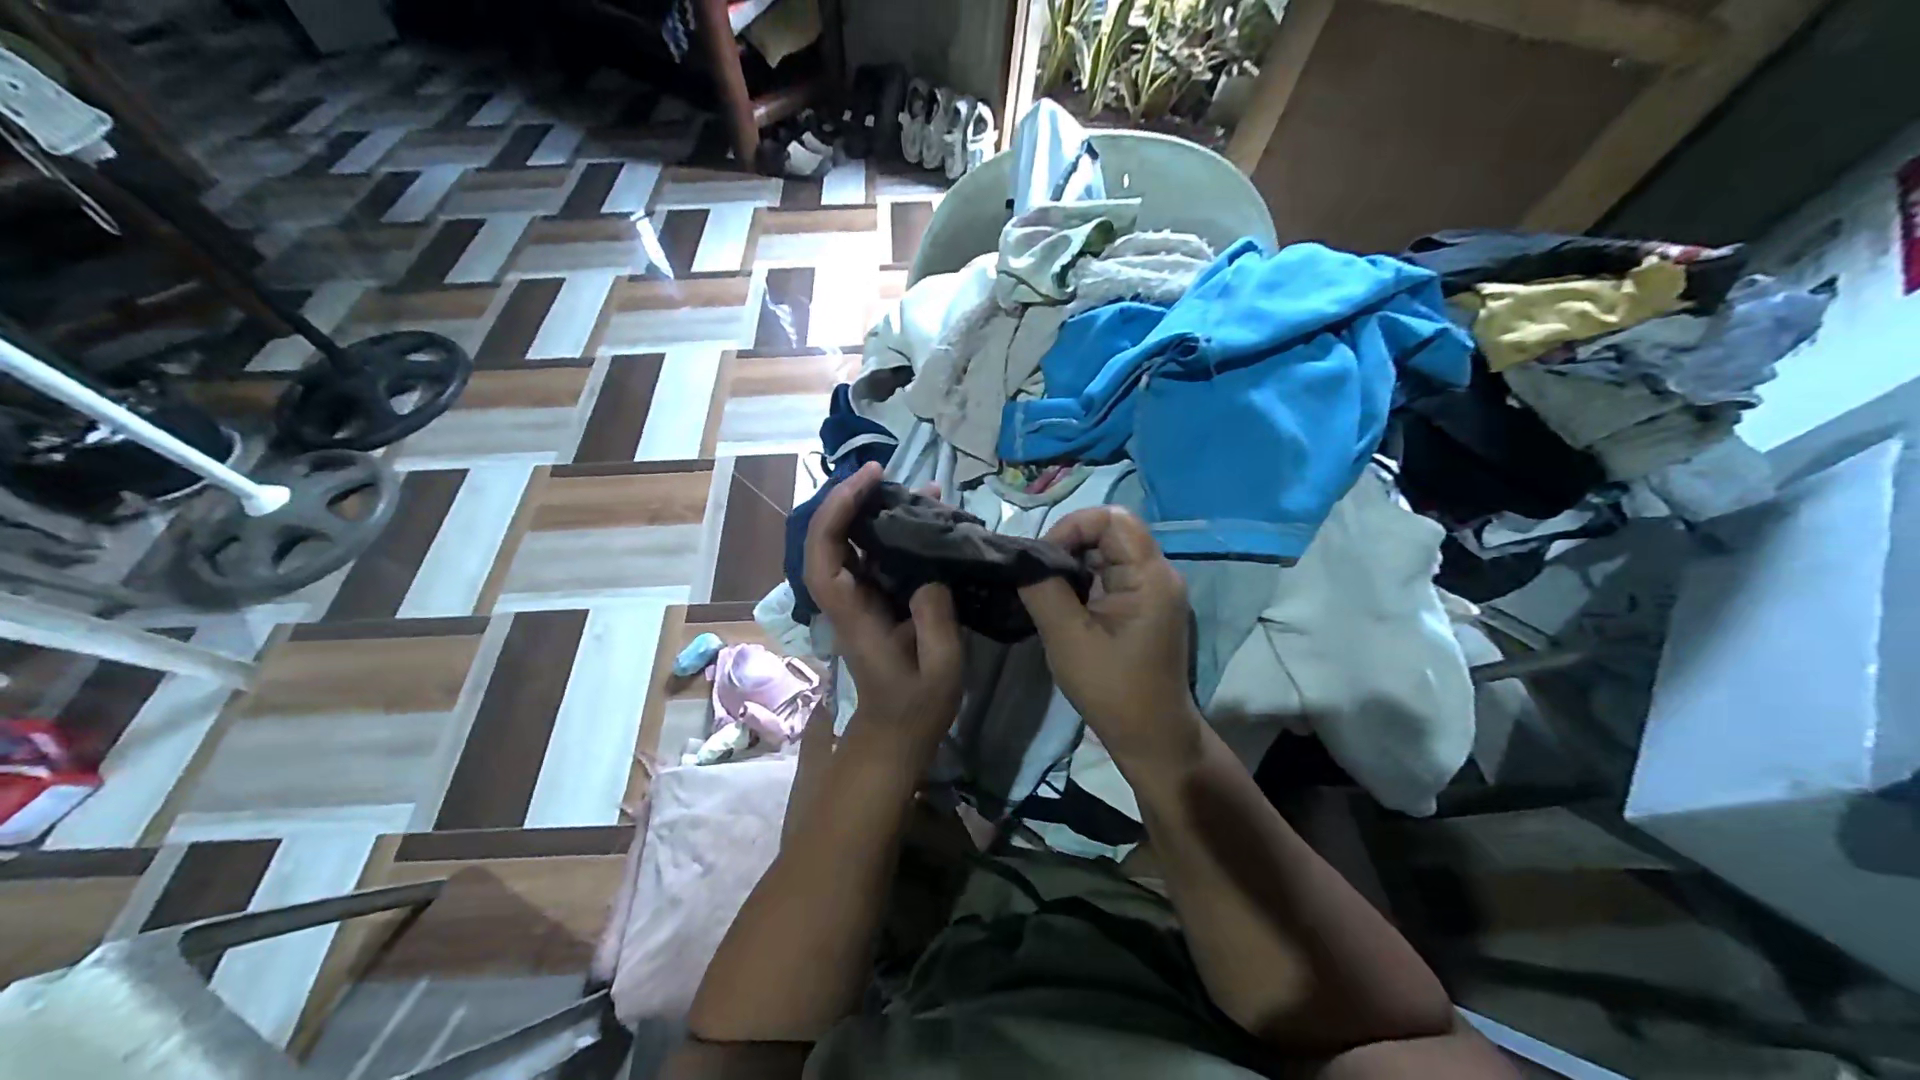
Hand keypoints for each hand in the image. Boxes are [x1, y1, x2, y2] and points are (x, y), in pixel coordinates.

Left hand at [803, 463, 962, 758]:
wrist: (895, 735)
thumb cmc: (915, 708)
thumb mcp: (940, 669)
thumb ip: (936, 621)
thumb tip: (931, 575)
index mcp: (852, 614)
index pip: (823, 554)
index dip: (836, 511)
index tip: (869, 479)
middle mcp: (846, 600)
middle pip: (829, 539)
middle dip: (852, 499)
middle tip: (889, 474)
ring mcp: (858, 599)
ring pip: (853, 543)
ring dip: (876, 512)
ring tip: (921, 491)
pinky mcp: (874, 601)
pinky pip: (876, 557)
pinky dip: (895, 532)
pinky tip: (926, 519)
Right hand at [1018, 506, 1201, 764]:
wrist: (1151, 735)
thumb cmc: (1112, 689)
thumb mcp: (1068, 638)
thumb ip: (1043, 590)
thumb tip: (1024, 559)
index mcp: (1150, 576)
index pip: (1112, 519)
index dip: (1072, 528)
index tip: (1044, 560)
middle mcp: (1159, 573)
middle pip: (1112, 531)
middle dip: (1070, 544)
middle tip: (1039, 575)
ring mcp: (1154, 589)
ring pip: (1109, 551)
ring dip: (1075, 562)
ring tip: (1047, 589)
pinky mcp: (1145, 604)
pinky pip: (1113, 572)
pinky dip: (1085, 578)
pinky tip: (1065, 602)